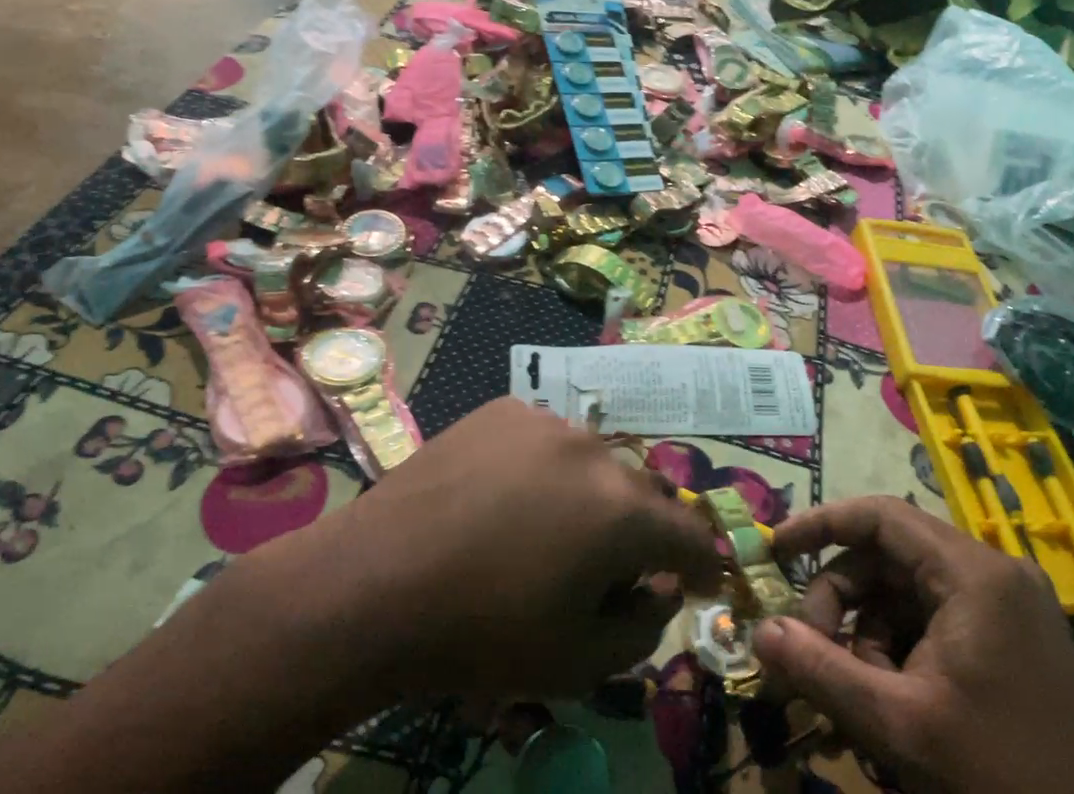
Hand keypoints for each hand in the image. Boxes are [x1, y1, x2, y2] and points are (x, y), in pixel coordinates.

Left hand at [251, 397, 718, 697]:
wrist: (371, 585)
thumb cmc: (480, 634)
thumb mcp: (578, 662)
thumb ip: (644, 627)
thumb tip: (660, 588)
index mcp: (624, 513)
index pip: (690, 535)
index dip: (702, 565)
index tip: (697, 582)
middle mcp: (594, 453)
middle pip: (643, 493)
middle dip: (642, 532)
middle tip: (612, 568)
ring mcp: (544, 423)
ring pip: (593, 462)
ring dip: (591, 496)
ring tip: (551, 530)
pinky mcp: (500, 411)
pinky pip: (545, 441)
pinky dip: (545, 469)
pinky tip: (505, 498)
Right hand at [752, 496, 1073, 793]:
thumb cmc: (996, 771)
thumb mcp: (897, 721)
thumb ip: (820, 669)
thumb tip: (760, 631)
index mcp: (973, 573)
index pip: (880, 516)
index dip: (820, 525)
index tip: (774, 553)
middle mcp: (992, 573)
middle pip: (888, 558)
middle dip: (840, 602)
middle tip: (809, 654)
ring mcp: (1006, 605)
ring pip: (905, 593)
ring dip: (866, 634)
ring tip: (858, 692)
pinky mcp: (1010, 636)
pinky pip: (932, 621)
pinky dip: (897, 649)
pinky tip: (888, 697)